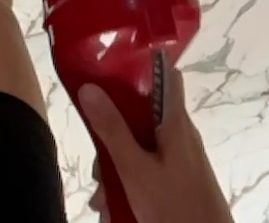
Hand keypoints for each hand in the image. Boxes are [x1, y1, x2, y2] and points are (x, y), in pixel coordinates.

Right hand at [79, 60, 233, 222]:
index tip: (110, 64)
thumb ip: (112, 129)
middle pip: (141, 114)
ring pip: (140, 145)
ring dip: (116, 166)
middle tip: (96, 161)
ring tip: (102, 198)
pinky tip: (114, 207)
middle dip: (112, 132)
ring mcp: (180, 158)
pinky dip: (130, 182)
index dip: (141, 62)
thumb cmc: (176, 207)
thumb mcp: (135, 169)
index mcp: (175, 120)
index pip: (165, 72)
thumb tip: (88, 86)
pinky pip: (148, 168)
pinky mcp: (179, 180)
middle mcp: (179, 133)